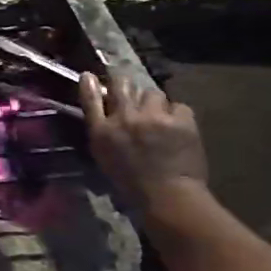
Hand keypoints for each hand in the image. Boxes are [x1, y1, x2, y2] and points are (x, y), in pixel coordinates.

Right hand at [79, 72, 208, 208]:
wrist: (168, 195)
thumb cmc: (130, 182)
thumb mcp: (104, 157)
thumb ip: (102, 131)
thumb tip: (104, 113)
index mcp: (102, 131)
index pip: (91, 99)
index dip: (89, 84)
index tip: (89, 75)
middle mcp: (124, 118)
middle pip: (121, 86)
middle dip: (124, 84)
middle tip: (130, 91)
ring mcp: (154, 117)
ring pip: (153, 94)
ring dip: (154, 103)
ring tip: (158, 116)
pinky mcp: (181, 120)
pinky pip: (179, 106)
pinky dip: (178, 115)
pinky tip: (177, 127)